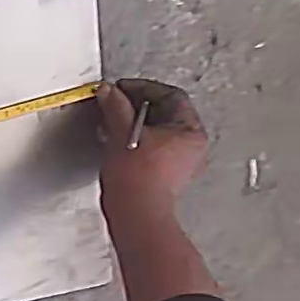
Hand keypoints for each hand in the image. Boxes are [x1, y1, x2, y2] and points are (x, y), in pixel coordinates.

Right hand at [95, 78, 206, 210]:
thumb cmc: (137, 179)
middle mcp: (190, 145)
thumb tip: (109, 91)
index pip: (170, 96)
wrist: (136, 212)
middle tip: (114, 103)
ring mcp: (179, 160)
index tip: (120, 88)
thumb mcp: (122, 134)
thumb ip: (116, 108)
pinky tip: (116, 142)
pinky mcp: (164, 172)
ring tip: (111, 123)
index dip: (142, 88)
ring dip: (133, 122)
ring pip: (156, 130)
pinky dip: (134, 139)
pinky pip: (151, 146)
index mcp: (190, 131)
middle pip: (164, 112)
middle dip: (136, 105)